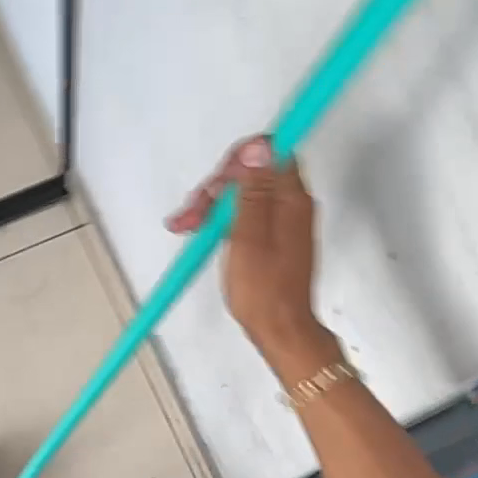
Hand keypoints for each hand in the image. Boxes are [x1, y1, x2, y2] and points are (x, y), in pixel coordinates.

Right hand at [166, 136, 335, 365]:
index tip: (213, 188)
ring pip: (247, 195)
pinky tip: (202, 234)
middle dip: (217, 188)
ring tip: (184, 227)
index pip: (268, 150)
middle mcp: (293, 203)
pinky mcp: (277, 239)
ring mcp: (286, 221)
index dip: (236, 161)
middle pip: (253, 173)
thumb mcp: (249, 237)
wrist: (282, 332)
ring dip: (215, 206)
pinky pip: (250, 215)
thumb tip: (259, 145)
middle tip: (189, 216)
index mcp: (291, 197)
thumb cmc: (262, 291)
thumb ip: (252, 190)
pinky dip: (225, 221)